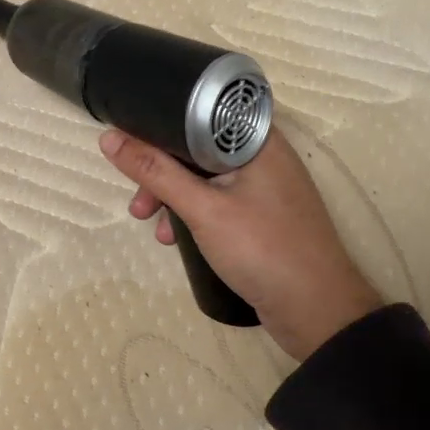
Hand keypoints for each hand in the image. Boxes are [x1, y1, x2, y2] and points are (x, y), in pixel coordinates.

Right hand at [99, 127, 383, 360]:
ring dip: (170, 193)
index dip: (157, 121)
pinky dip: (191, 211)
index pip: (197, 110)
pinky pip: (215, 199)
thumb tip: (108, 138)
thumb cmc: (264, 250)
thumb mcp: (202, 209)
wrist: (321, 318)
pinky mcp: (262, 215)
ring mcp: (264, 187)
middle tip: (136, 195)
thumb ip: (155, 172)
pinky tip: (175, 237)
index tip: (127, 140)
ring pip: (202, 175)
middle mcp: (261, 155)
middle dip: (159, 168)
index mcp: (255, 139)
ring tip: (148, 220)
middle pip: (194, 145)